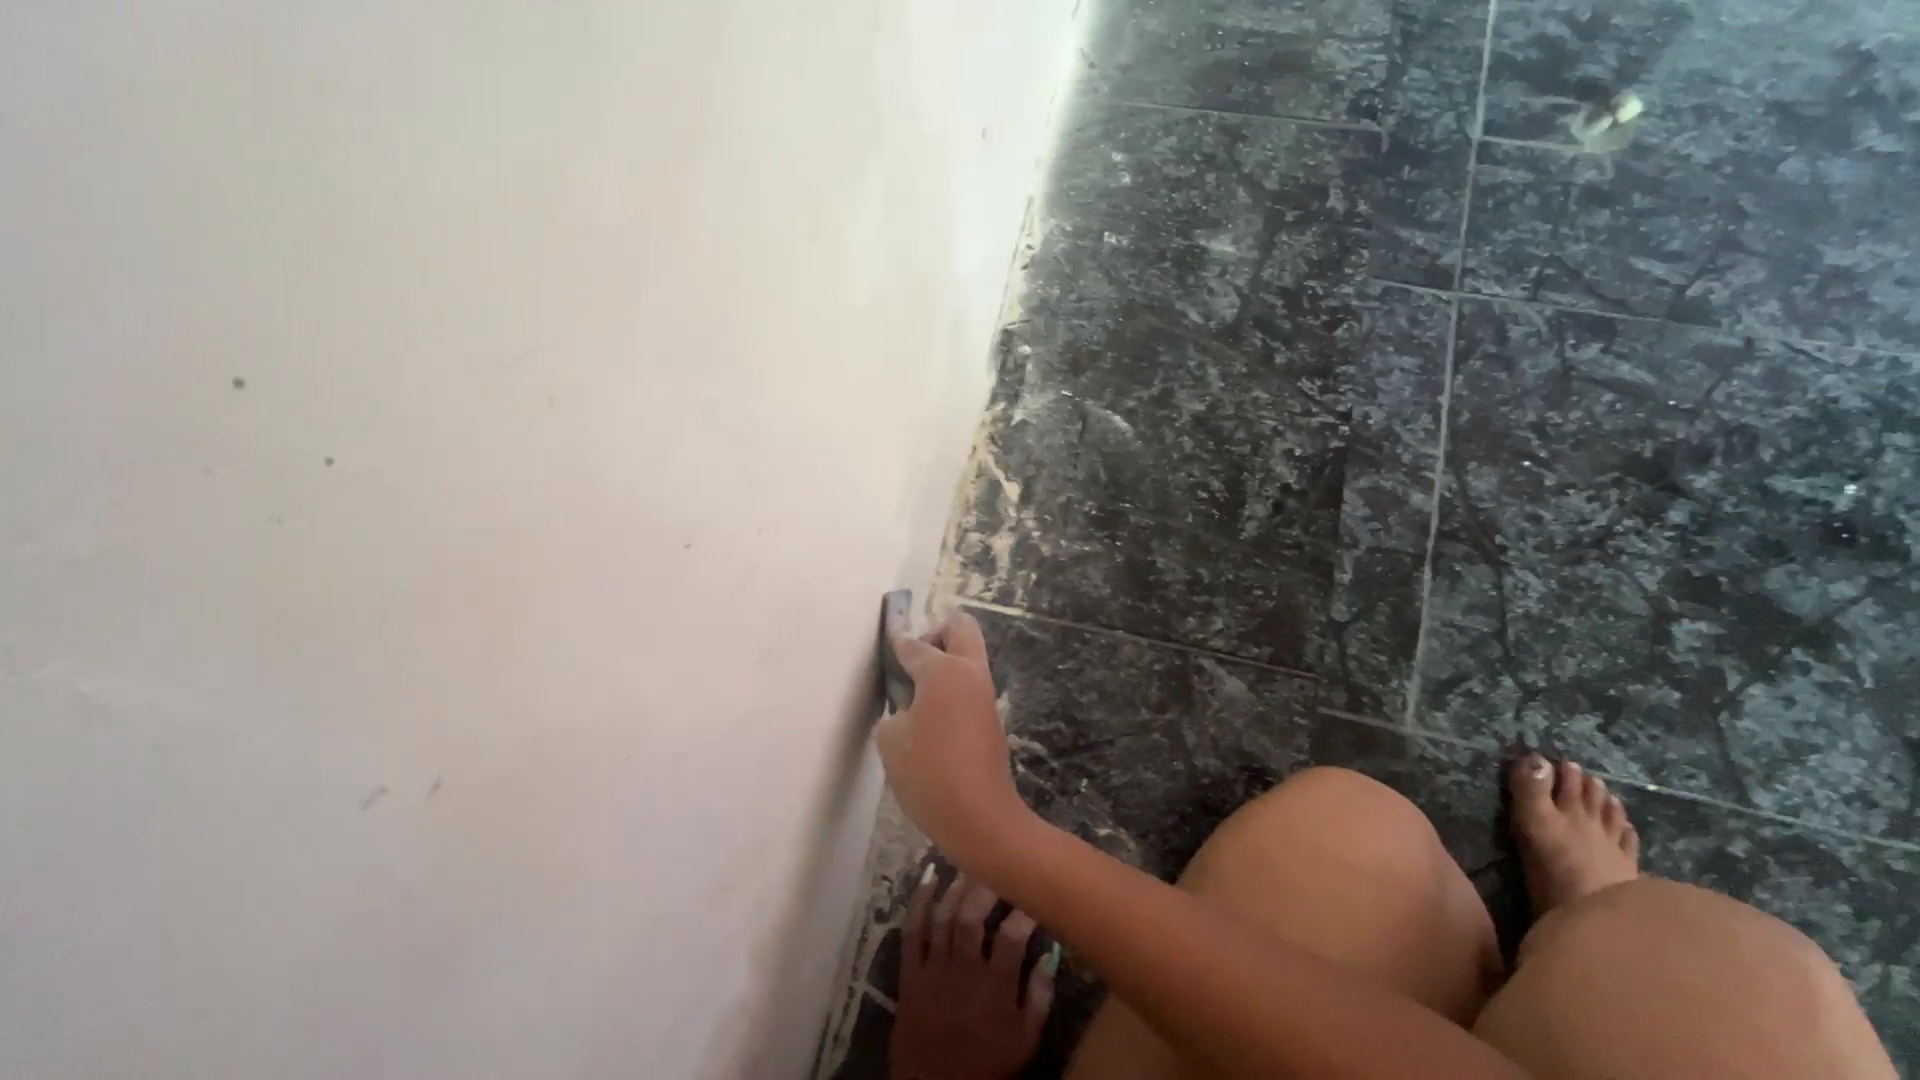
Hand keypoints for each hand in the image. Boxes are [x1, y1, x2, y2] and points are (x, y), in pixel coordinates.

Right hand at [874, 612, 1033, 868]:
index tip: (886, 640)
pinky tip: (928, 720)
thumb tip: (908, 709)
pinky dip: (950, 690)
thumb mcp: (891, 740)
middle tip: (909, 663)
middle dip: (934, 634)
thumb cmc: (929, 773)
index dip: (896, 643)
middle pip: (960, 629)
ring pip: (968, 659)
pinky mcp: (991, 720)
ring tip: (913, 697)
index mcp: (945, 671)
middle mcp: (971, 674)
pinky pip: (968, 688)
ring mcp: (985, 696)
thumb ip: (895, 711)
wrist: (979, 817)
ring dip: (944, 665)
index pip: (915, 645)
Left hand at [890, 870, 1054, 1079]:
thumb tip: (1051, 953)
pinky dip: (918, 902)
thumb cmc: (986, 1064)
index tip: (1035, 891)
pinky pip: (911, 931)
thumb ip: (1041, 996)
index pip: (1014, 934)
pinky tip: (928, 878)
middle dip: (986, 886)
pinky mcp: (910, 973)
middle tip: (997, 865)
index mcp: (997, 986)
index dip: (1025, 908)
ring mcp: (934, 969)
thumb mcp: (1026, 1040)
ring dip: (956, 888)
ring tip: (970, 865)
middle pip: (973, 916)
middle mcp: (964, 970)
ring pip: (944, 917)